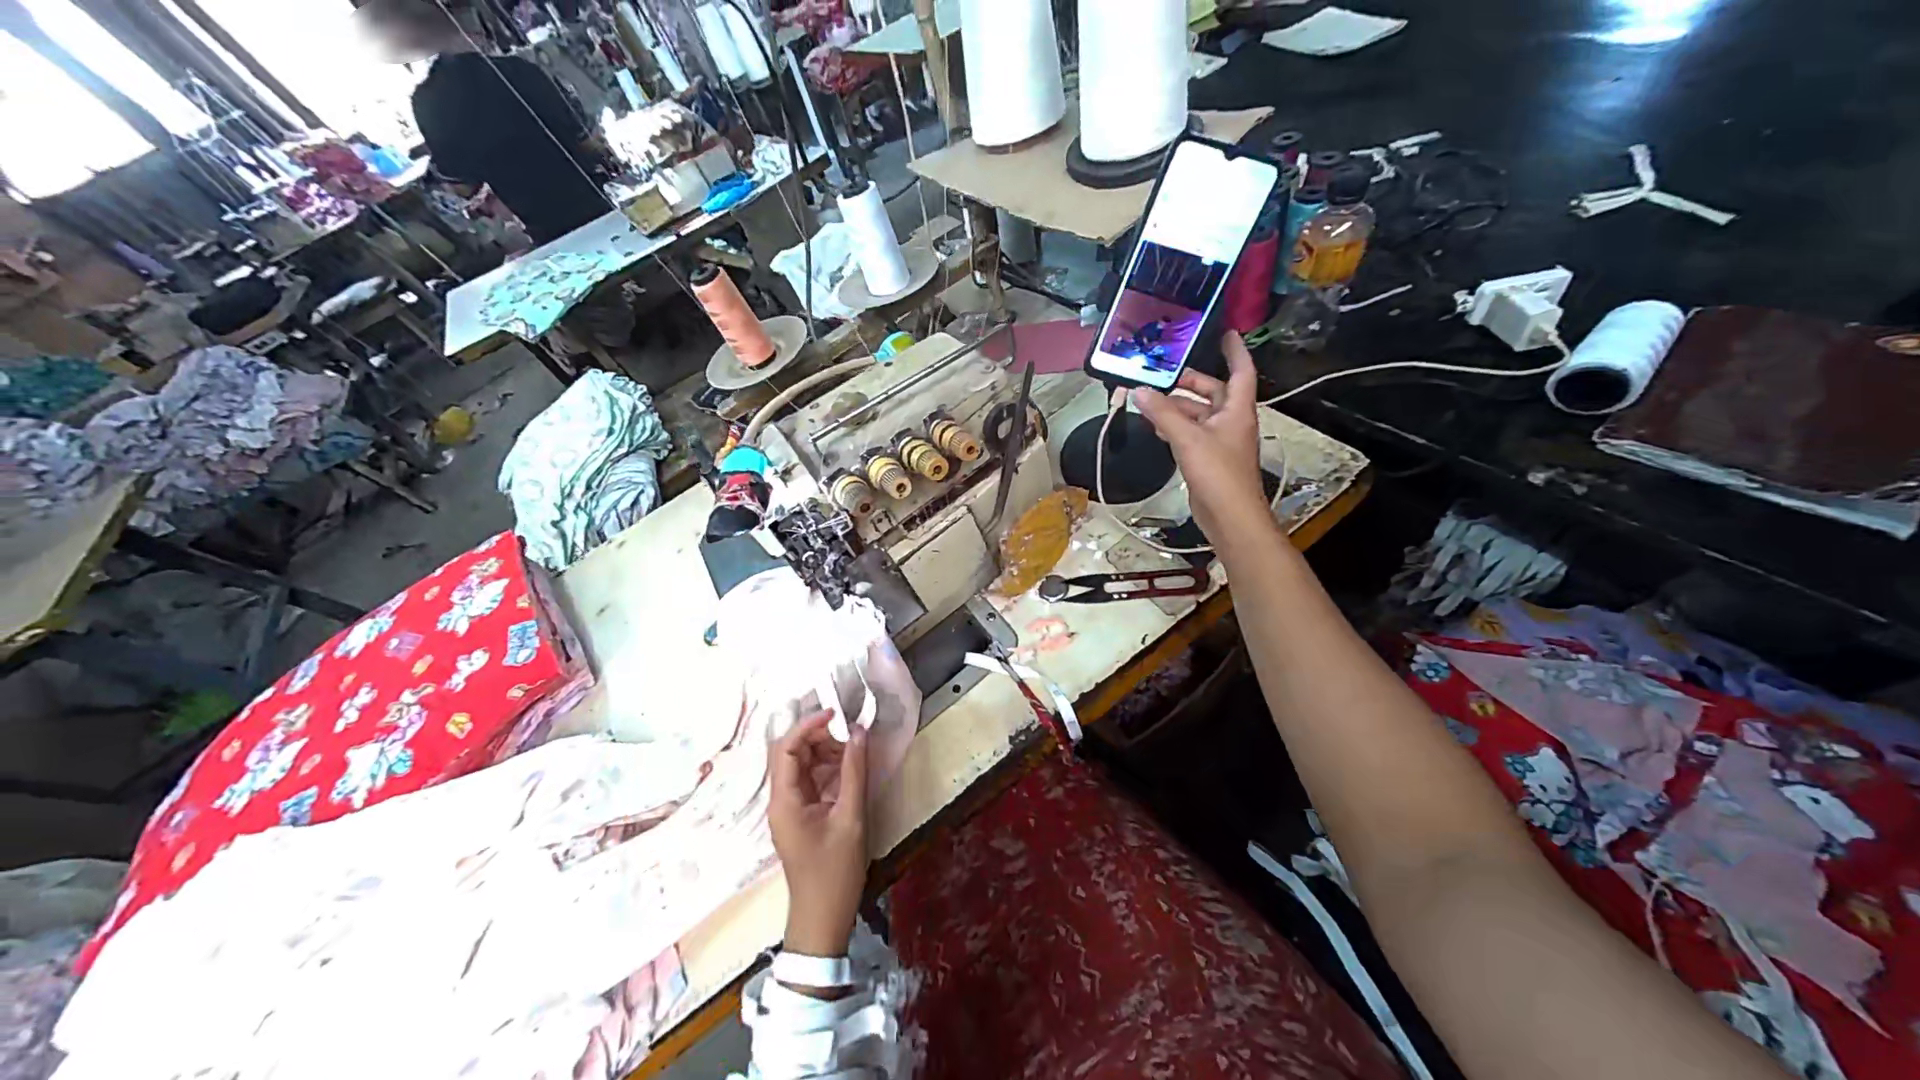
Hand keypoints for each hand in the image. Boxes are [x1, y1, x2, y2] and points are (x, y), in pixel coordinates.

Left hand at [769, 710, 868, 956]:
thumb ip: (854, 772)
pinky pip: (811, 782)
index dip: (808, 725)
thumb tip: (859, 733)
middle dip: (820, 737)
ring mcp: (790, 809)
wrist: (822, 919)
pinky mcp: (801, 817)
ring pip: (803, 766)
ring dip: (826, 753)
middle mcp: (781, 800)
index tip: (836, 713)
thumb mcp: (851, 818)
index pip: (787, 748)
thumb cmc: (834, 872)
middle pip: (793, 754)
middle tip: (851, 735)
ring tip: (855, 751)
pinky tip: (850, 770)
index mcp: (784, 800)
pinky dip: (829, 770)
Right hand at [1130, 331, 1273, 544]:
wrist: (1230, 517)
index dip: (1235, 351)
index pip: (1241, 371)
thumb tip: (1140, 390)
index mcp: (1237, 410)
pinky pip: (1193, 433)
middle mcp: (1232, 421)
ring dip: (1178, 407)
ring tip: (1152, 401)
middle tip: (1167, 373)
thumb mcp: (1188, 439)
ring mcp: (1221, 441)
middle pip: (1214, 392)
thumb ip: (1163, 413)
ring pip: (1200, 414)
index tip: (1226, 333)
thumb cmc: (1219, 474)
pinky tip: (1157, 428)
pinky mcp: (1209, 459)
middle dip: (1192, 382)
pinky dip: (1176, 427)